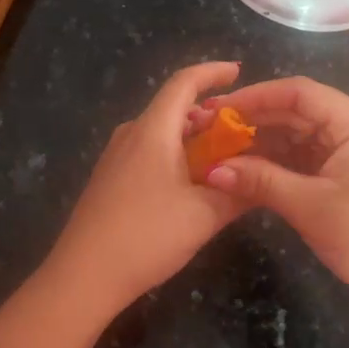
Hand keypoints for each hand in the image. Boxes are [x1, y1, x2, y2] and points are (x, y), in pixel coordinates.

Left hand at [45, 62, 247, 312]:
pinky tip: (193, 182)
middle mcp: (131, 134)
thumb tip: (264, 179)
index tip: (238, 71)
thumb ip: (238, 192)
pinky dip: (176, 154)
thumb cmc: (145, 236)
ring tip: (225, 157)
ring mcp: (116, 157)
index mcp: (152, 130)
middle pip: (174, 108)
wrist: (83, 276)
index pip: (184, 83)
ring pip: (162, 132)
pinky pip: (149, 151)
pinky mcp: (110, 178)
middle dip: (210, 113)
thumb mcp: (204, 216)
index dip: (212, 72)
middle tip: (244, 130)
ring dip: (194, 138)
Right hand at [203, 78, 348, 320]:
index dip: (255, 96)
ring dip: (263, 142)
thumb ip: (259, 181)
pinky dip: (277, 162)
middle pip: (297, 110)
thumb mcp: (308, 206)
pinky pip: (305, 157)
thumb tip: (211, 170)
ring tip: (223, 151)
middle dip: (255, 119)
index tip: (218, 109)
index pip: (298, 91)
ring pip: (298, 134)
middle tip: (212, 131)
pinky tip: (248, 170)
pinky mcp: (347, 175)